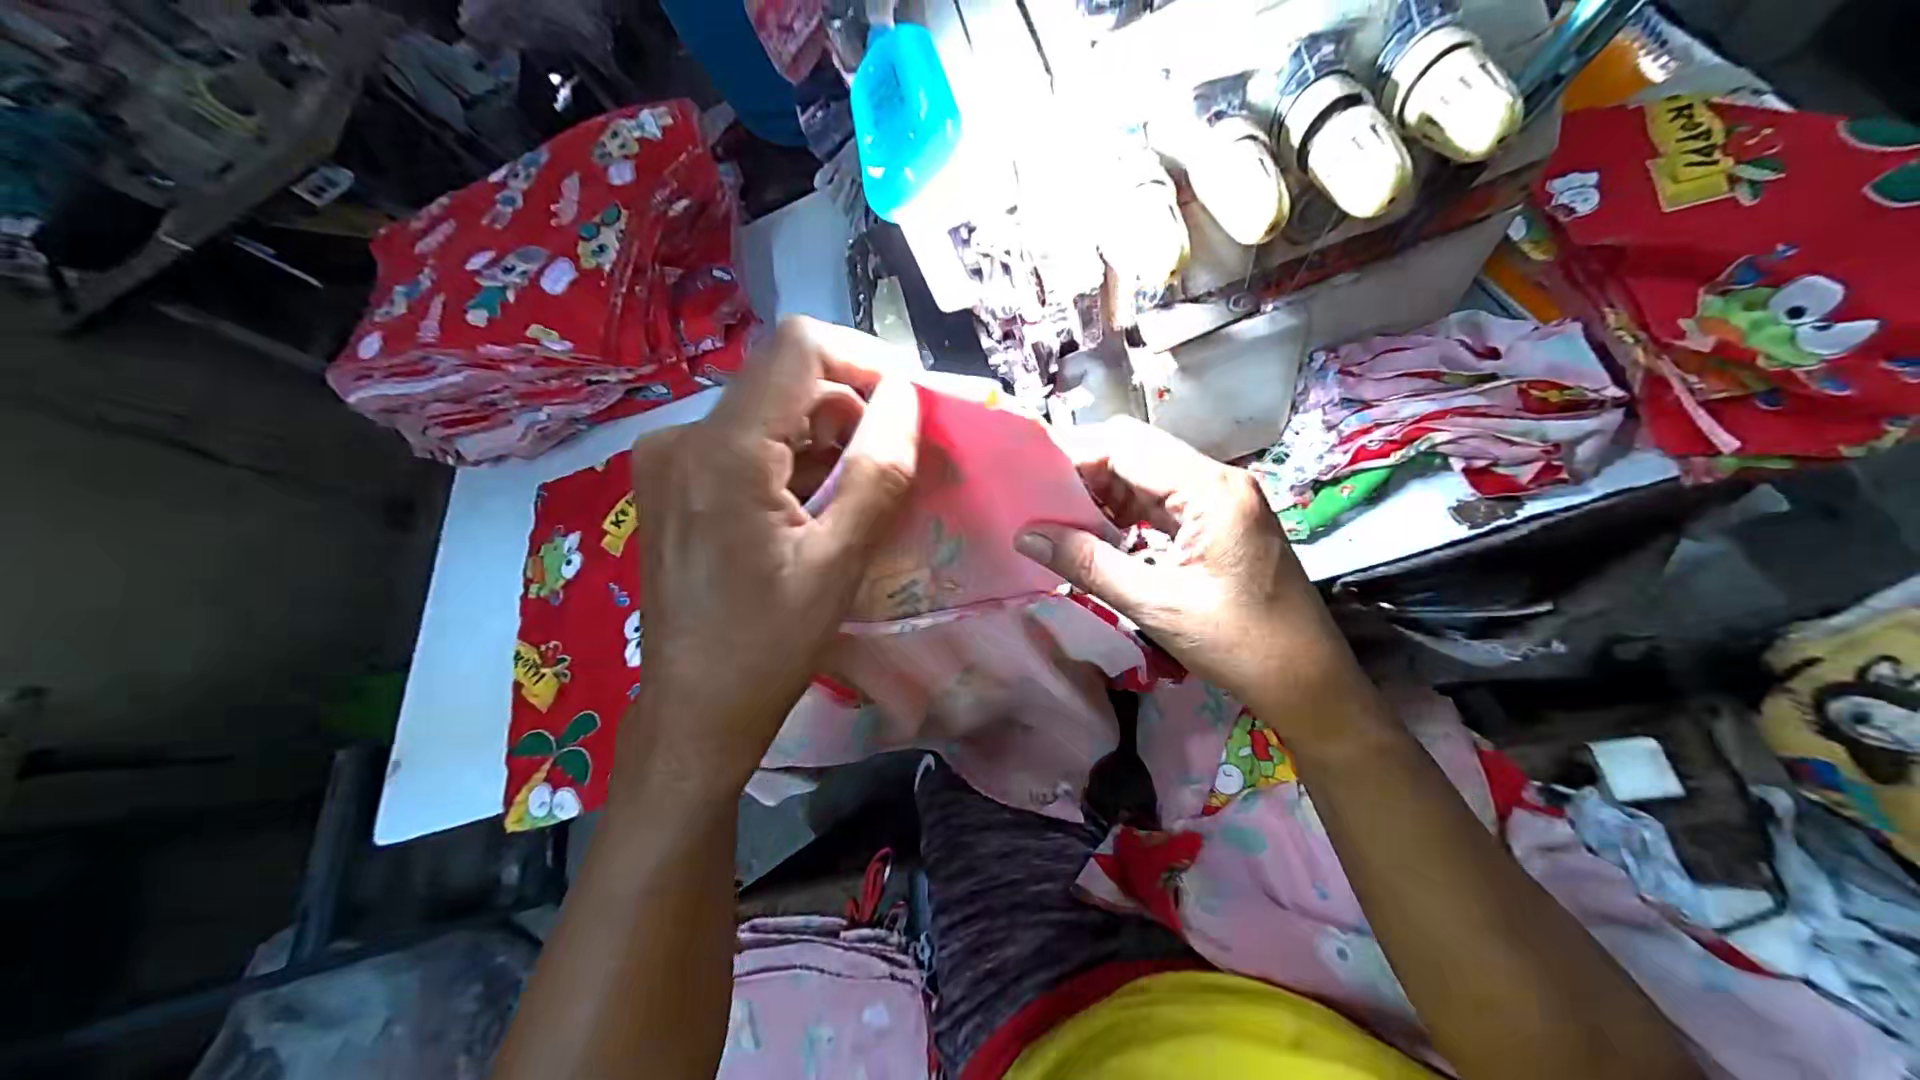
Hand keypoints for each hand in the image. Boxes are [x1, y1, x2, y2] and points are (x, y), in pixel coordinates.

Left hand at [618, 317, 919, 804]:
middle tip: (894, 458)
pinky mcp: (670, 478)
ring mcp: (668, 456)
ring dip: (823, 435)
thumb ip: (878, 471)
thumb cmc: (768, 647)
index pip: (800, 347)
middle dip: (850, 404)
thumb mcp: (839, 562)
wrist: (693, 707)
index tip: (908, 404)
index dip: (865, 360)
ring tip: (857, 492)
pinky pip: (744, 439)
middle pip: (784, 376)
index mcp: (724, 452)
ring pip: (767, 408)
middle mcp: (683, 436)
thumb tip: (907, 400)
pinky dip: (790, 456)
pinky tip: (814, 505)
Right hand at [1013, 418, 1359, 720]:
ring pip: (1147, 473)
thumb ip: (1087, 563)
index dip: (1075, 456)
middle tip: (1040, 501)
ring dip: (1104, 492)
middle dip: (1085, 471)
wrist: (1306, 680)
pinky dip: (1127, 511)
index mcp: (1210, 490)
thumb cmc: (1238, 644)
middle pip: (1137, 451)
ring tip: (1061, 520)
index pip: (1127, 446)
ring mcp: (1223, 498)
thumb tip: (1026, 535)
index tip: (1030, 479)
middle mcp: (1219, 480)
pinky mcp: (1221, 519)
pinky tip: (1100, 534)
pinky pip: (1163, 499)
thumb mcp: (1155, 604)